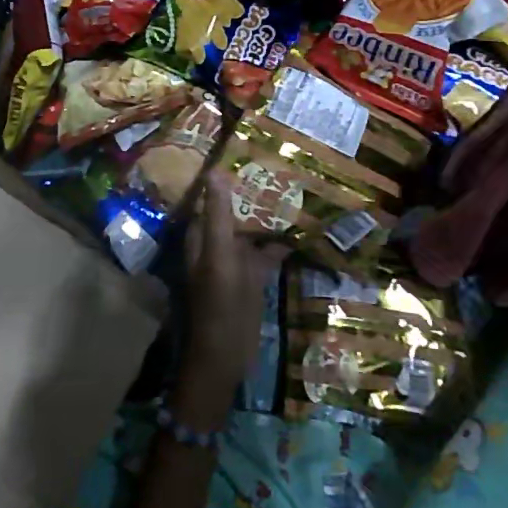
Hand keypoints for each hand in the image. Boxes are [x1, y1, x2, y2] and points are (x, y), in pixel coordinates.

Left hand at [184, 171, 288, 387]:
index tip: (249, 152)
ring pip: (252, 229)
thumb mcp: (219, 256)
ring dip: (270, 215)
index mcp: (201, 235)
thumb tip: (214, 171)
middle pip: (234, 210)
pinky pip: (267, 252)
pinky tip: (305, 230)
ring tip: (297, 190)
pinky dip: (282, 242)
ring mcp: (236, 261)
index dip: (226, 176)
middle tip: (282, 165)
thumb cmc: (218, 304)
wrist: (226, 356)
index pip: (211, 196)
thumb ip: (217, 216)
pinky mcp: (254, 277)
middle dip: (253, 192)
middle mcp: (216, 243)